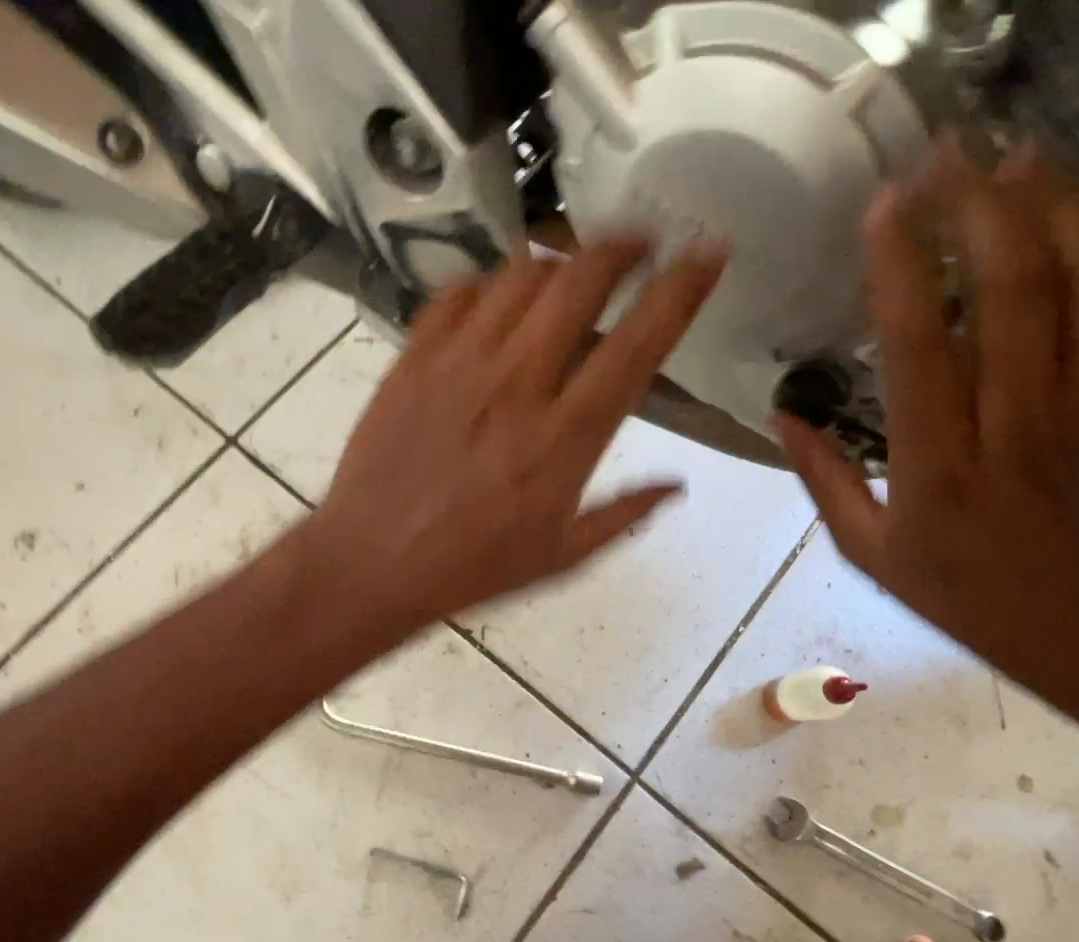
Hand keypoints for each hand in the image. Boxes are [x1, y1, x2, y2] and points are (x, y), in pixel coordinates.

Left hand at [303, 240, 725, 630]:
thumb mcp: (562, 556)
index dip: (680, 290)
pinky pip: (456, 294)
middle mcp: (516, 385)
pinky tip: (499, 293)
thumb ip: (625, 514)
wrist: (371, 564)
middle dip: (620, 244)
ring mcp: (458, 365)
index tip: (708, 251)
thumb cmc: (473, 566)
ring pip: (518, 276)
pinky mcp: (412, 359)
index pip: (636, 346)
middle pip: (578, 283)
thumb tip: (678, 486)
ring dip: (557, 257)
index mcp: (564, 437)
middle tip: (640, 239)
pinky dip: (489, 281)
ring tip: (573, 263)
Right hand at [776, 147, 1078, 691]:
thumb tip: (778, 416)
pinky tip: (1062, 203)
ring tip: (1007, 153)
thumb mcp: (873, 556)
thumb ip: (824, 481)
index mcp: (939, 470)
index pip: (921, 346)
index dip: (900, 265)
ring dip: (1044, 203)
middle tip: (941, 155)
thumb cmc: (971, 598)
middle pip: (1008, 289)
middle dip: (975, 205)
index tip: (882, 205)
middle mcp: (1017, 427)